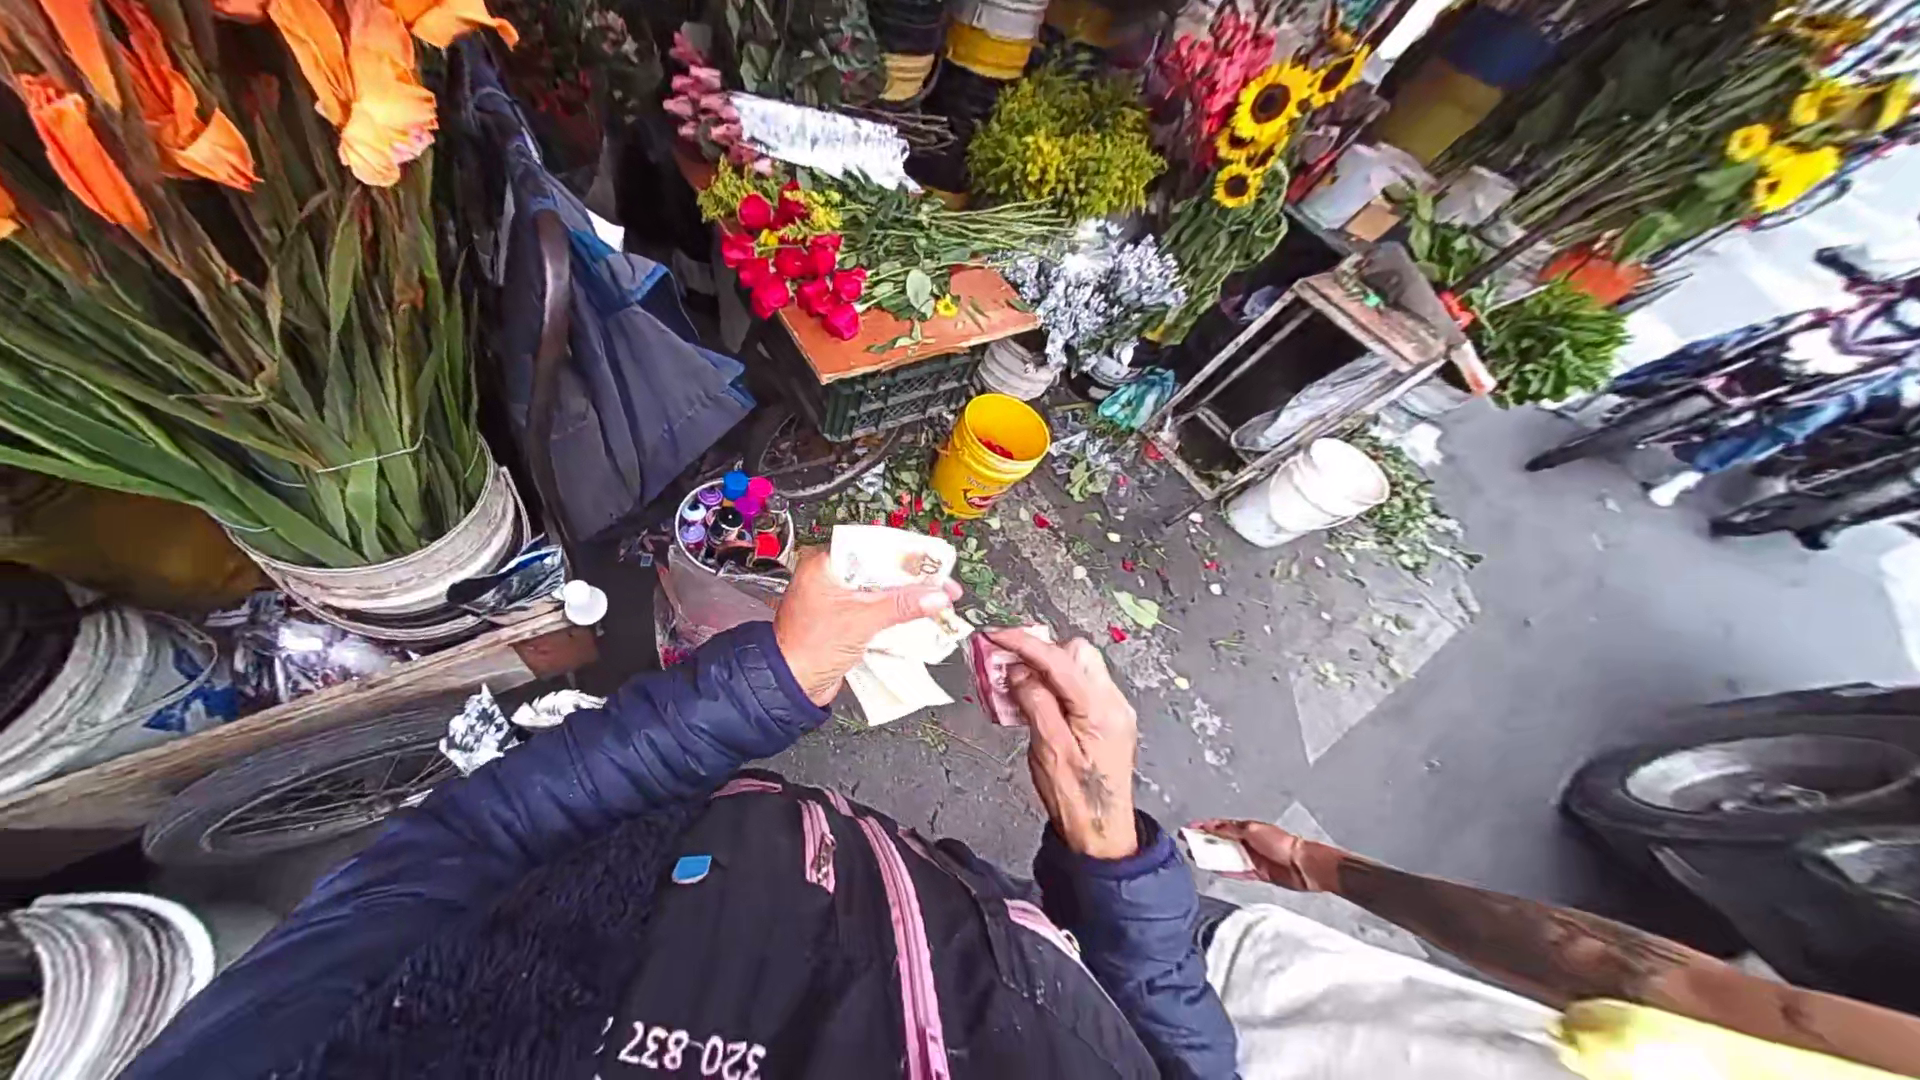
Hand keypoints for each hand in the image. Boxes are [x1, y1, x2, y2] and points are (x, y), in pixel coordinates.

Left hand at [773, 548, 960, 705]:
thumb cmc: (808, 649)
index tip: (934, 562)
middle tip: (941, 583)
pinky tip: (918, 614)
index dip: (907, 555)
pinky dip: (897, 611)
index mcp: (825, 565)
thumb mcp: (861, 621)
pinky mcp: (846, 619)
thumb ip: (901, 605)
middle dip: (913, 578)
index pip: (874, 547)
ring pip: (882, 589)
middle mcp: (831, 577)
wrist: (790, 686)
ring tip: (937, 599)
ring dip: (908, 596)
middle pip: (882, 568)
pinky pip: (877, 608)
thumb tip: (936, 596)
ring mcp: (839, 599)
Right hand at [988, 630, 1138, 859]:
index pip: (1059, 660)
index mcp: (1100, 710)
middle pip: (1076, 652)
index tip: (997, 636)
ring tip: (1018, 684)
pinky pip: (1080, 684)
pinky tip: (1037, 699)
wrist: (1103, 834)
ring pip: (1079, 665)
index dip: (1025, 643)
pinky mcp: (1107, 716)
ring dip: (1047, 667)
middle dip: (1040, 651)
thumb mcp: (1048, 751)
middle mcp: (1113, 702)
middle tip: (1008, 664)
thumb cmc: (1077, 800)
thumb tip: (1019, 671)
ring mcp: (1114, 708)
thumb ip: (1035, 704)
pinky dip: (1056, 683)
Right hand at [1188, 819, 1340, 891]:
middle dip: (1203, 841)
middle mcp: (1245, 842)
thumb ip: (1231, 830)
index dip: (1203, 826)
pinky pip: (1236, 871)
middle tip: (1187, 843)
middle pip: (1220, 841)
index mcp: (1244, 828)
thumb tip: (1212, 826)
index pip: (1219, 826)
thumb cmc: (1279, 843)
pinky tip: (1212, 870)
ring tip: (1195, 857)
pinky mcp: (1256, 873)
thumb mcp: (1252, 831)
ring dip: (1211, 856)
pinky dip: (1224, 870)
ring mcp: (1250, 858)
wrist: (1302, 865)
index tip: (1188, 828)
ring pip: (1225, 856)